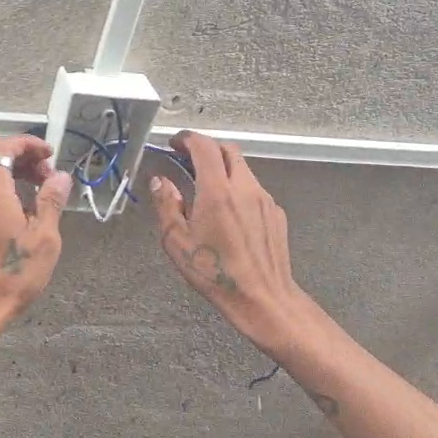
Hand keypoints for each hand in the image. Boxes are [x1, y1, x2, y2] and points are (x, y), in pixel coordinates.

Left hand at [0, 135, 72, 337]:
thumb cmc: (14, 272)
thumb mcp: (44, 236)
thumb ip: (51, 200)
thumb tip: (60, 176)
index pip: (3, 146)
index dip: (27, 143)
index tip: (50, 154)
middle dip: (25, 159)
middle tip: (50, 175)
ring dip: (16, 176)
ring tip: (43, 192)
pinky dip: (6, 191)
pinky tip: (25, 212)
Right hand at [148, 132, 306, 352]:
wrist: (262, 298)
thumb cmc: (214, 271)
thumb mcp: (176, 241)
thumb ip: (166, 205)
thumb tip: (160, 181)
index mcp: (217, 191)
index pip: (204, 147)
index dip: (187, 139)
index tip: (175, 144)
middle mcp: (244, 188)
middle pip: (228, 150)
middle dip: (207, 149)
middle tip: (188, 160)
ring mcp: (264, 200)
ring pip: (243, 169)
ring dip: (223, 169)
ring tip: (206, 188)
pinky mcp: (276, 214)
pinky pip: (254, 190)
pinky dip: (238, 188)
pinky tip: (228, 212)